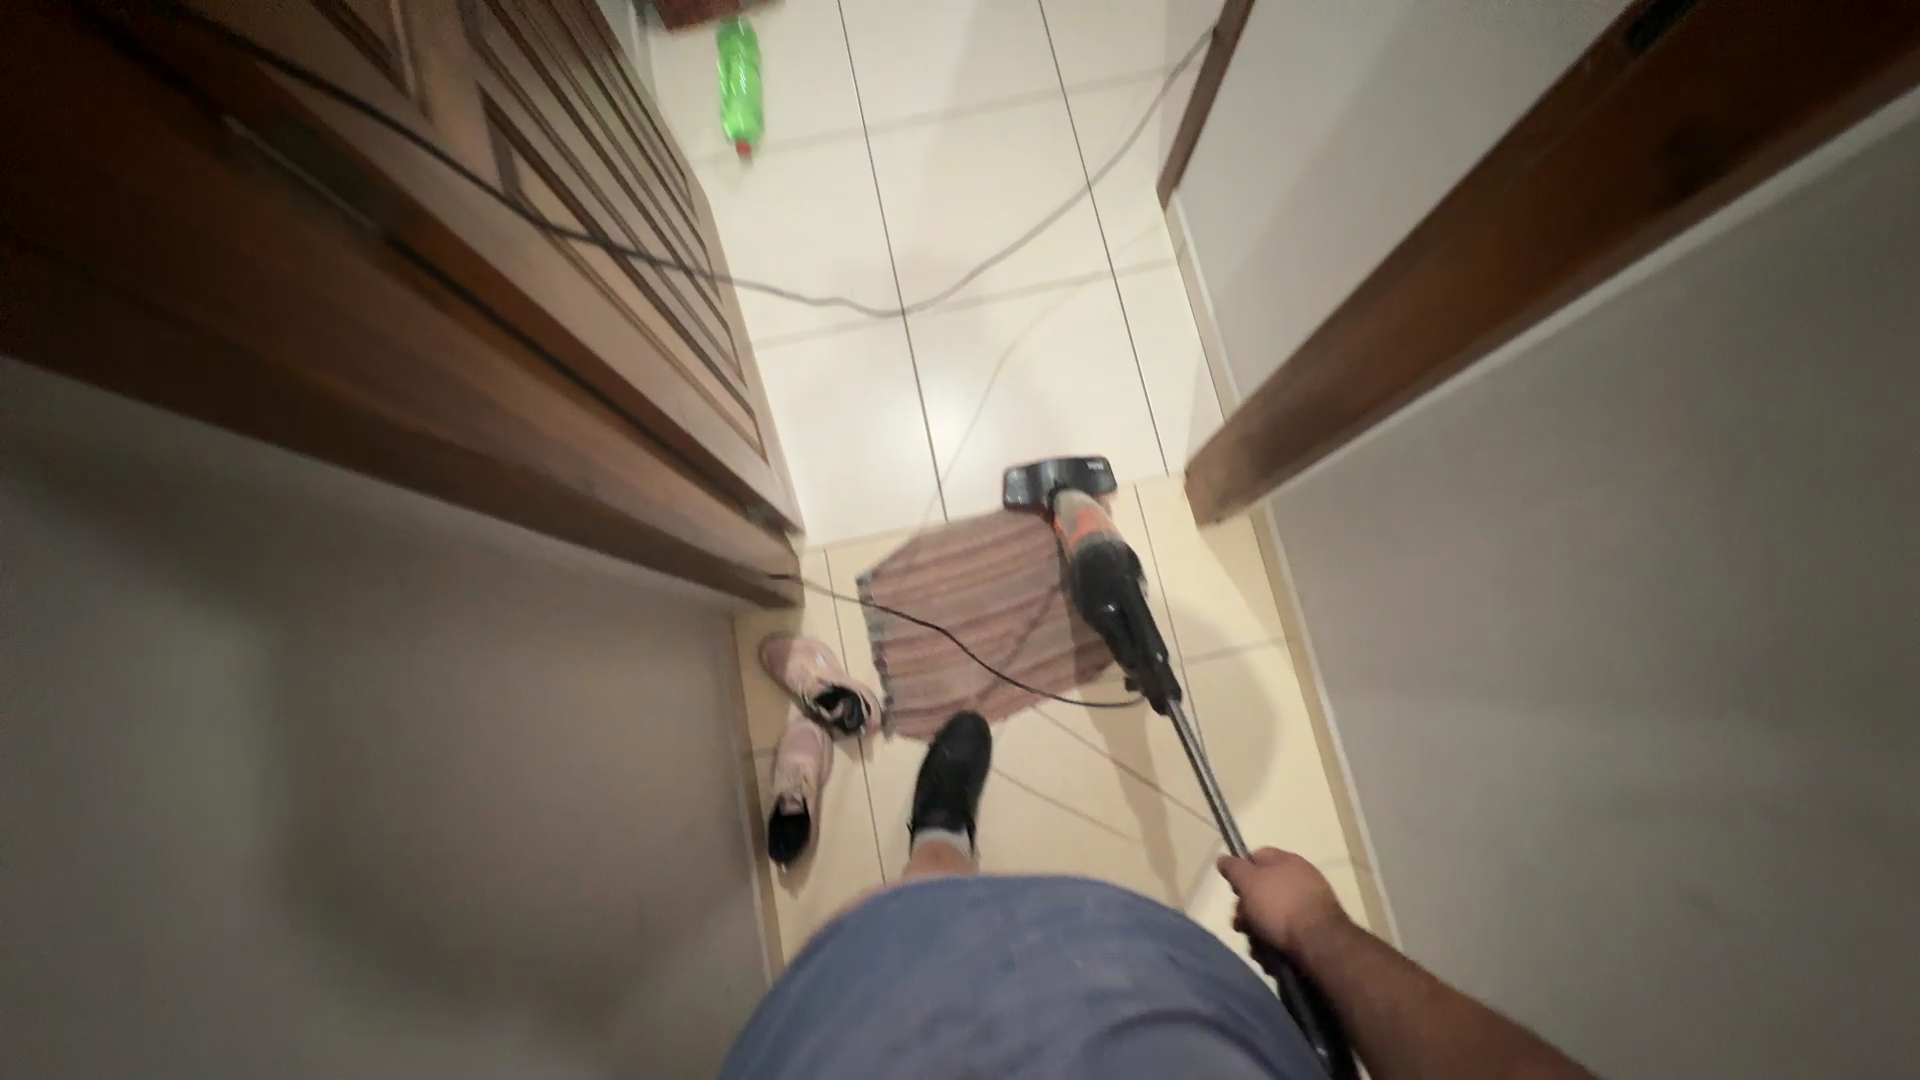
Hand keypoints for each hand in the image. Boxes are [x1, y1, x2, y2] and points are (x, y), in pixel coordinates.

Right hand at [1217, 847, 1348, 954]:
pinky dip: (1276, 947)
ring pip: (1272, 918)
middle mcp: (1300, 880)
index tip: (1234, 892)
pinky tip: (1272, 959)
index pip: (1256, 857)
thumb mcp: (1247, 881)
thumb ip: (1233, 868)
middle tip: (1242, 926)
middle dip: (1247, 912)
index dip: (1241, 873)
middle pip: (1261, 892)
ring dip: (1258, 934)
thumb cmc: (1279, 906)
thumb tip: (1223, 858)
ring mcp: (1310, 907)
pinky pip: (1287, 935)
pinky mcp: (1316, 933)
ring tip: (1257, 949)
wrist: (1320, 944)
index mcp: (1286, 861)